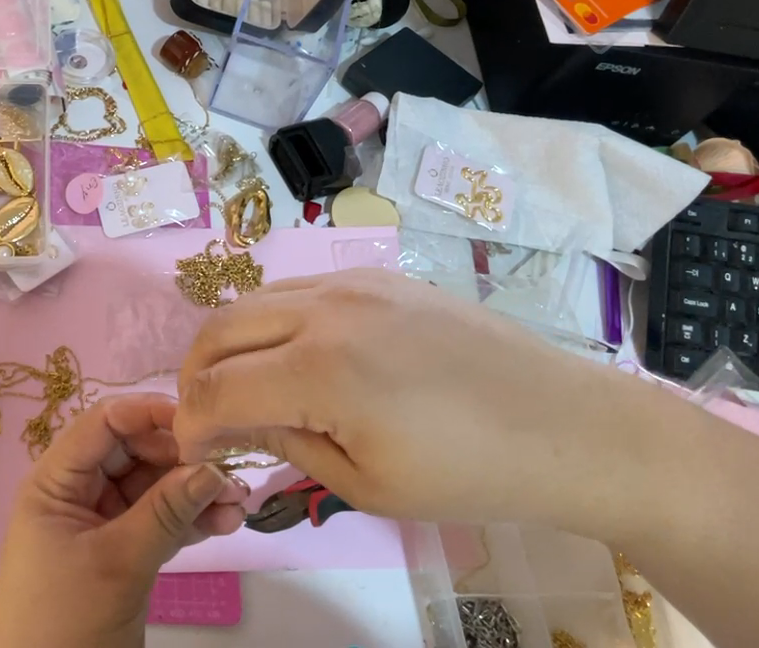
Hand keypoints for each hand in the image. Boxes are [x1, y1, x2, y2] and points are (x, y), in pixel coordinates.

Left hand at [0, 394, 250, 647]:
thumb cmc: (64, 621)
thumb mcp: (116, 562)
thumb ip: (165, 511)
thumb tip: (213, 468)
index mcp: (56, 480)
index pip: (104, 424)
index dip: (149, 413)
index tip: (199, 420)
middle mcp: (77, 492)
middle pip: (134, 452)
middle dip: (181, 459)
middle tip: (229, 471)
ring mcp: (101, 523)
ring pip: (152, 488)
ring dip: (193, 491)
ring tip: (239, 502)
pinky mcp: (121, 553)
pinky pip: (159, 521)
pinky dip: (190, 520)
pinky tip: (224, 521)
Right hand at [174, 269, 652, 533]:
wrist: (566, 425)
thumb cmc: (470, 474)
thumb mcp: (368, 485)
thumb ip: (288, 444)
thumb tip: (236, 424)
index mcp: (320, 370)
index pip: (219, 390)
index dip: (193, 424)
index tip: (194, 451)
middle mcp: (324, 309)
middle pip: (221, 328)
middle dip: (195, 373)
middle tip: (204, 414)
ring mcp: (352, 281)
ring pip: (254, 298)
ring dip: (230, 341)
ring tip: (239, 381)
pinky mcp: (377, 274)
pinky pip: (298, 288)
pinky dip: (272, 318)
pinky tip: (290, 352)